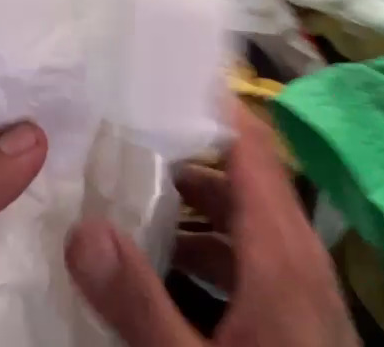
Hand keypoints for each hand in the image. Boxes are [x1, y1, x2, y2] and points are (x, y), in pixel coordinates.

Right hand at [64, 107, 359, 346]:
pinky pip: (253, 254)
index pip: (251, 145)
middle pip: (244, 176)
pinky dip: (212, 243)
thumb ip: (136, 300)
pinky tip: (170, 263)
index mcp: (280, 248)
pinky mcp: (298, 313)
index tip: (165, 71)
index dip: (213, 102)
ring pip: (247, 219)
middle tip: (128, 134)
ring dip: (197, 202)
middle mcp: (298, 253)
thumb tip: (80, 229)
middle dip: (187, 153)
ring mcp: (302, 285)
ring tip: (138, 195)